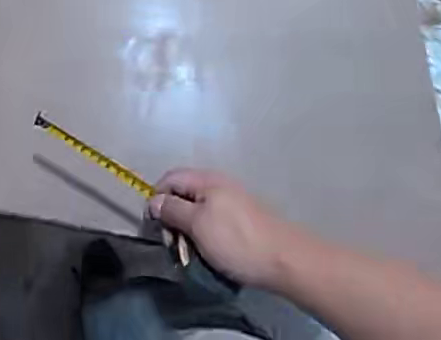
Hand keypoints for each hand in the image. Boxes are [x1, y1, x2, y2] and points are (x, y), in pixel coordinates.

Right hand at [146, 168, 294, 289]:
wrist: (286, 261)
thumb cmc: (236, 240)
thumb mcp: (197, 225)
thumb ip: (172, 210)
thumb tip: (154, 200)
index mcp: (204, 179)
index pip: (169, 178)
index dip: (157, 198)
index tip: (155, 225)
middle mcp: (217, 184)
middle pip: (184, 193)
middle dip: (174, 217)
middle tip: (174, 243)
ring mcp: (232, 200)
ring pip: (198, 210)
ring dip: (190, 229)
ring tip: (192, 252)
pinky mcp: (243, 219)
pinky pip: (214, 220)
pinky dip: (206, 234)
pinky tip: (211, 252)